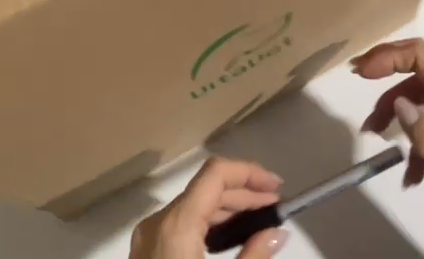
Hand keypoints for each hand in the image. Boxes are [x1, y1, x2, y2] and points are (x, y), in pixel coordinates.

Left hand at [130, 156, 287, 258]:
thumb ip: (253, 255)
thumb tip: (277, 231)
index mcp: (176, 223)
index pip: (215, 174)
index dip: (249, 172)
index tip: (277, 186)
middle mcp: (157, 221)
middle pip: (204, 189)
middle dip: (243, 193)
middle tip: (275, 207)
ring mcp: (147, 237)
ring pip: (192, 207)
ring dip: (226, 210)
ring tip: (258, 221)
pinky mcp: (146, 252)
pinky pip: (181, 225)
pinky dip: (207, 225)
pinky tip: (229, 239)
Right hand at [352, 38, 423, 213]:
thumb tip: (395, 104)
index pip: (418, 54)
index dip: (386, 56)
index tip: (359, 72)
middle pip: (417, 74)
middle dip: (386, 81)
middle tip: (359, 92)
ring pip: (423, 102)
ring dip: (398, 115)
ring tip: (376, 138)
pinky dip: (418, 146)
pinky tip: (411, 176)